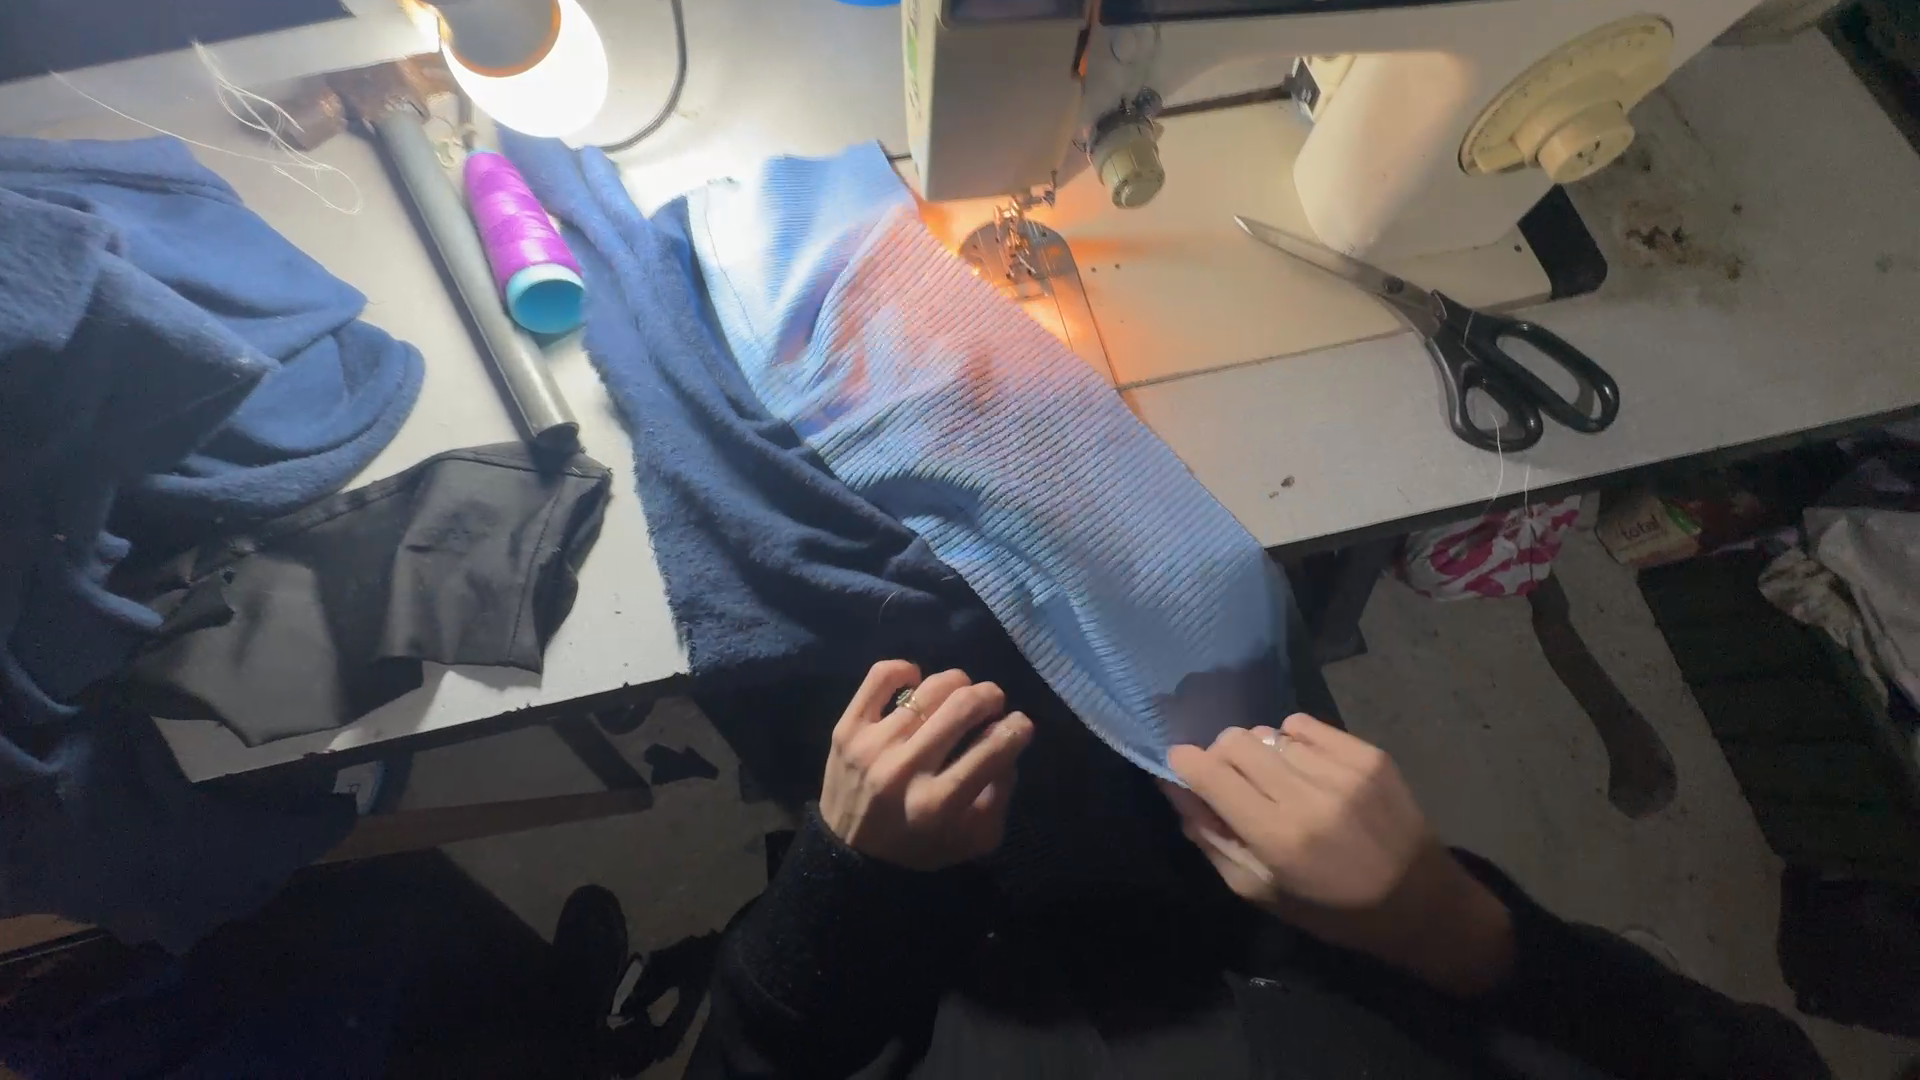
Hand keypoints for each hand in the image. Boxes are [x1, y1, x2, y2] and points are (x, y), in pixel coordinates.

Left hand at [820, 661, 1033, 871]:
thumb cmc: (916, 845)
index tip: (1019, 724)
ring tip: (958, 696)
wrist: (846, 854)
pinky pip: (880, 677)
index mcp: (938, 803)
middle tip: (993, 704)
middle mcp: (905, 769)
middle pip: (963, 706)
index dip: (1017, 728)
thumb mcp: (971, 839)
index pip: (993, 749)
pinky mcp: (847, 728)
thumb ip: (999, 795)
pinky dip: (905, 670)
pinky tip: (916, 681)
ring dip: (958, 683)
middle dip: (991, 696)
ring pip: (930, 687)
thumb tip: (1008, 744)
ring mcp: (873, 744)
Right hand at [1165, 714, 1513, 995]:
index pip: (1209, 773)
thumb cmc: (1334, 911)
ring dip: (1262, 754)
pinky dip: (1292, 741)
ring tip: (1281, 782)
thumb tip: (1175, 789)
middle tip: (1234, 781)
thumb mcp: (1262, 892)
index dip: (1185, 763)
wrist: (1425, 905)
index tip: (1184, 767)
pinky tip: (1307, 768)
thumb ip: (1211, 839)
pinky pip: (1301, 724)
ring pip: (1267, 733)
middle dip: (1221, 756)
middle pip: (1233, 740)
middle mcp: (1308, 797)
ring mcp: (1342, 771)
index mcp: (1278, 838)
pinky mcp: (1368, 754)